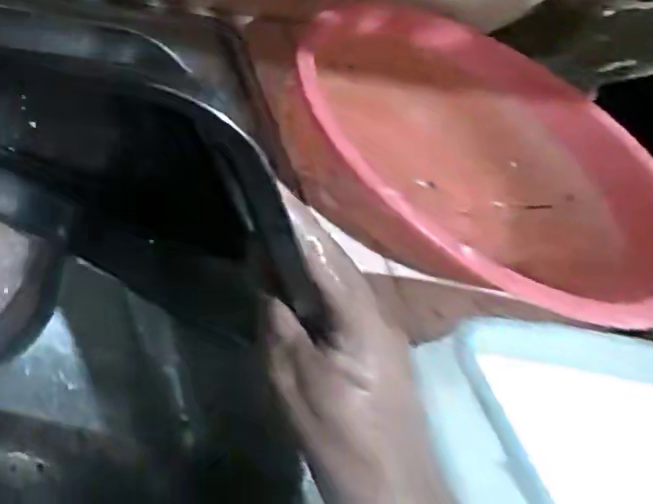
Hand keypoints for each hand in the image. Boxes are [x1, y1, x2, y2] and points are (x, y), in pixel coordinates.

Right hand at [266, 186, 453, 503]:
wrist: (396, 498)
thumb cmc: (345, 440)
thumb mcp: (297, 382)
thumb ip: (277, 322)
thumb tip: (262, 276)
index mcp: (362, 315)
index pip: (321, 249)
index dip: (291, 213)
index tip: (263, 179)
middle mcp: (377, 310)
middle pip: (330, 253)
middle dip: (294, 220)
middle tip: (256, 191)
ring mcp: (378, 326)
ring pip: (334, 270)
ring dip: (301, 244)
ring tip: (264, 217)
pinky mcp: (371, 341)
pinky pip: (335, 290)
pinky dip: (308, 270)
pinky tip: (286, 267)